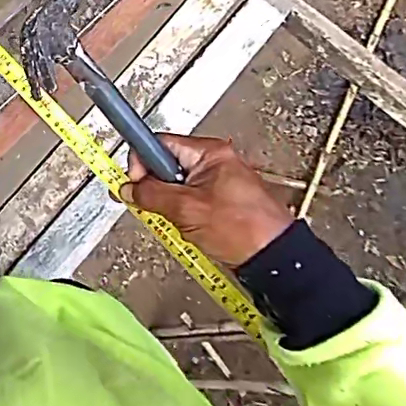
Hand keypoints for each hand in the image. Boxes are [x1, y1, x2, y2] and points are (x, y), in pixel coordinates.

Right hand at [122, 133, 293, 266]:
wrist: (276, 261)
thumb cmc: (245, 230)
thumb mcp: (186, 210)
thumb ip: (151, 195)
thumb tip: (129, 189)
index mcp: (209, 153)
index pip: (159, 144)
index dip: (141, 164)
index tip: (133, 184)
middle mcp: (214, 161)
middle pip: (166, 166)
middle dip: (155, 189)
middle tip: (152, 207)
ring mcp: (218, 182)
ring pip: (175, 186)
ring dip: (169, 205)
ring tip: (178, 223)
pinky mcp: (220, 201)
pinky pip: (189, 201)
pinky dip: (182, 215)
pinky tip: (188, 230)